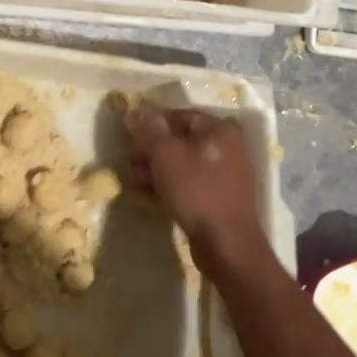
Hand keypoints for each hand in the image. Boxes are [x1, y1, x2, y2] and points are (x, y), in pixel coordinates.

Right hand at [124, 107, 265, 273]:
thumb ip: (148, 131)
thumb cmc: (197, 190)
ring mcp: (225, 176)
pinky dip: (169, 185)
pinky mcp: (219, 200)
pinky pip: (189, 184)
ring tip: (132, 177)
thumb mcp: (166, 155)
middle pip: (181, 141)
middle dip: (152, 149)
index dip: (152, 124)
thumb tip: (132, 111)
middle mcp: (227, 148)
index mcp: (220, 130)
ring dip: (157, 169)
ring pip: (183, 165)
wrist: (227, 245)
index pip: (179, 116)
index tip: (130, 136)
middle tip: (128, 158)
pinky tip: (146, 193)